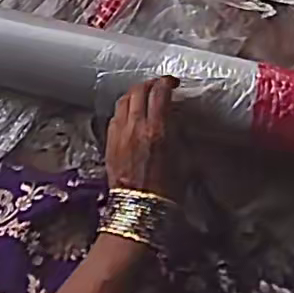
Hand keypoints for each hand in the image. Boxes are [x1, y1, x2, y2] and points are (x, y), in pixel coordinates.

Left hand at [105, 76, 179, 199]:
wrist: (139, 210)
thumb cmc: (166, 190)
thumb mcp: (184, 159)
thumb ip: (180, 134)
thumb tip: (176, 120)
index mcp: (157, 130)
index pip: (159, 92)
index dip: (166, 82)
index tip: (172, 82)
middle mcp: (135, 127)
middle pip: (138, 91)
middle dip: (150, 84)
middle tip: (158, 86)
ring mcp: (119, 134)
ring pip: (124, 100)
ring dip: (135, 94)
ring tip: (144, 96)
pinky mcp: (109, 143)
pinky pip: (115, 116)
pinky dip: (124, 109)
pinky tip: (131, 115)